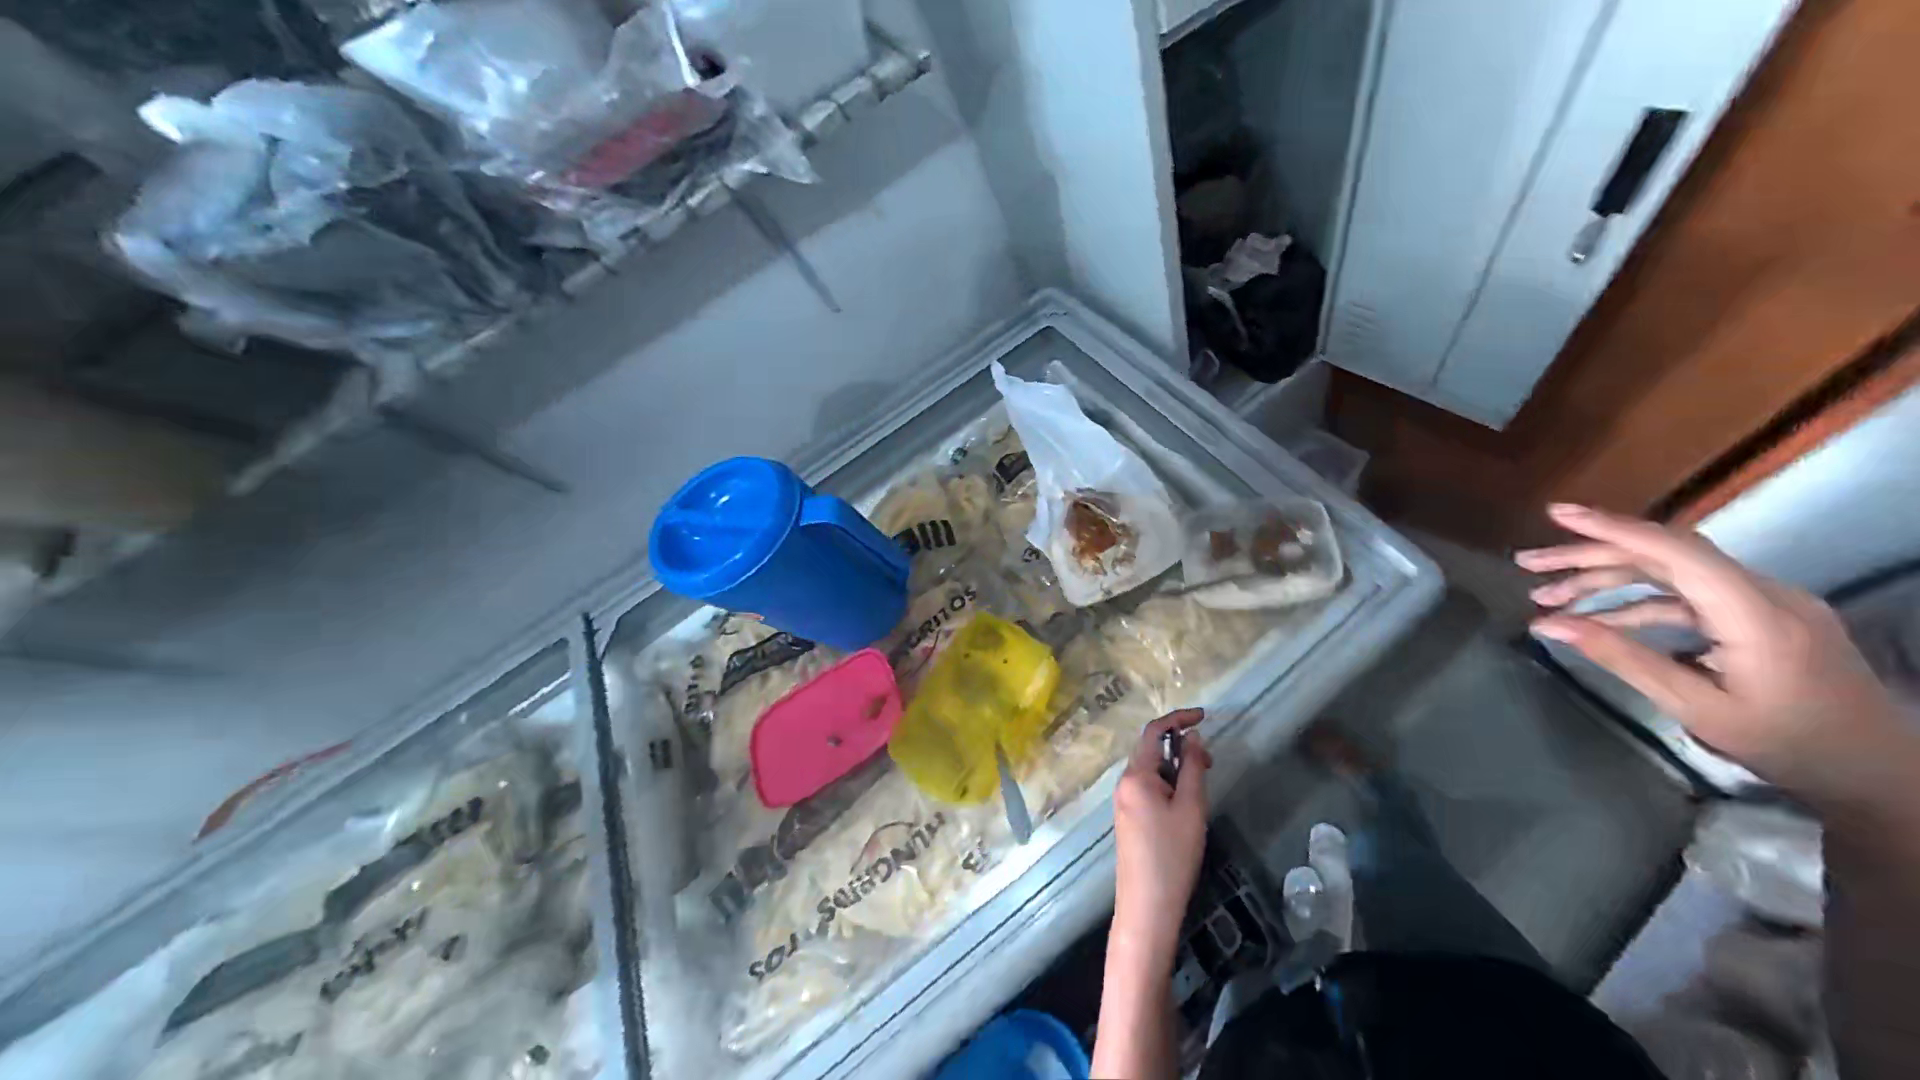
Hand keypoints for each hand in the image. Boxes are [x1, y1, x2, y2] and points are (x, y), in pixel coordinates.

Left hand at [1111, 708, 1211, 960]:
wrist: (1146, 906)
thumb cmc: (1172, 855)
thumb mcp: (1191, 809)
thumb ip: (1193, 769)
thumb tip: (1193, 738)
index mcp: (1136, 776)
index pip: (1153, 732)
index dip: (1178, 718)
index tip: (1204, 717)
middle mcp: (1124, 783)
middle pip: (1150, 750)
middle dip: (1179, 746)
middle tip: (1210, 762)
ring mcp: (1123, 801)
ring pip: (1151, 770)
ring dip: (1176, 767)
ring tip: (1203, 784)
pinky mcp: (1128, 818)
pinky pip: (1148, 787)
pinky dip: (1168, 784)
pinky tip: (1186, 802)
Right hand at [1518, 504, 1911, 807]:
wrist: (1877, 771)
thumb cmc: (1787, 743)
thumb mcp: (1695, 707)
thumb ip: (1621, 658)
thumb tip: (1547, 624)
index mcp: (1756, 615)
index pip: (1677, 552)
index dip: (1614, 529)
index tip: (1559, 514)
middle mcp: (1766, 595)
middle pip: (1665, 556)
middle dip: (1591, 556)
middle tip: (1529, 565)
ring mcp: (1766, 603)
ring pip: (1670, 573)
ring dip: (1606, 579)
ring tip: (1547, 596)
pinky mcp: (1761, 615)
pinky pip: (1687, 596)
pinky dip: (1635, 601)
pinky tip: (1595, 619)